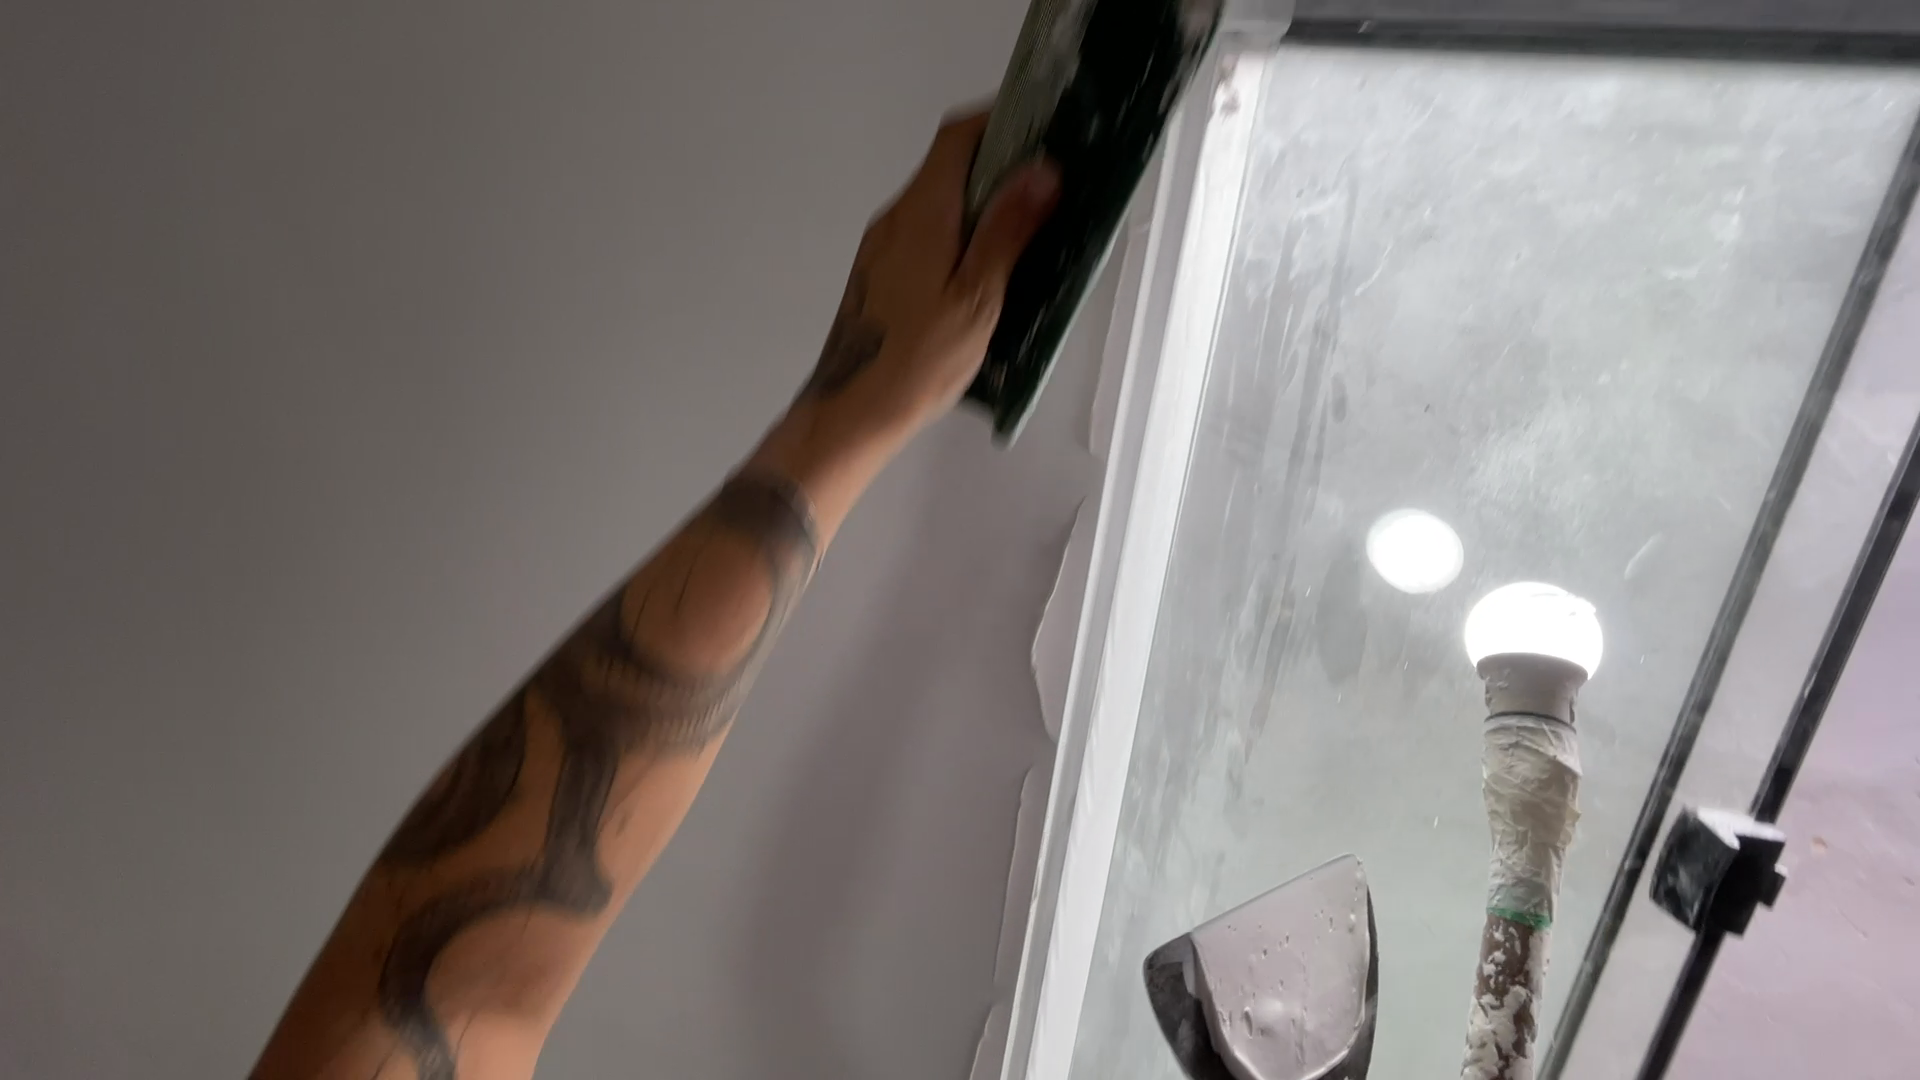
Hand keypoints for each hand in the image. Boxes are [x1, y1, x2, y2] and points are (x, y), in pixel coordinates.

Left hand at [797, 109, 1059, 445]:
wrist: (853, 411)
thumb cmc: (920, 359)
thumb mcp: (977, 298)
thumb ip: (1006, 232)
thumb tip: (1042, 169)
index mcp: (922, 213)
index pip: (957, 139)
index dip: (999, 123)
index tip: (1042, 136)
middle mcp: (894, 219)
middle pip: (946, 172)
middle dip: (997, 172)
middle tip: (1045, 196)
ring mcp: (881, 249)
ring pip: (935, 208)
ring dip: (977, 210)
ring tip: (1022, 239)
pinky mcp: (877, 277)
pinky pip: (922, 239)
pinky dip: (955, 239)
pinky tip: (980, 276)